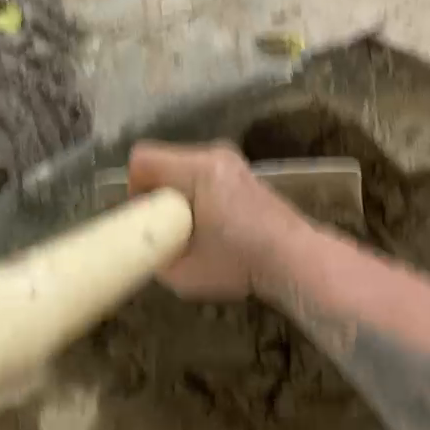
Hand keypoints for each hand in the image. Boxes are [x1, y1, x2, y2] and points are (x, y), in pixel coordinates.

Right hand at [127, 142, 303, 299]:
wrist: (296, 261)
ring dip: (180, 196)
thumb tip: (146, 247)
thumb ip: (153, 256)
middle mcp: (215, 156)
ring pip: (186, 170)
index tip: (145, 219)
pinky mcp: (246, 176)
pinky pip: (206, 177)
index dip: (133, 189)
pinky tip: (214, 229)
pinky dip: (200, 197)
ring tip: (192, 232)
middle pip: (165, 163)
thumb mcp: (181, 274)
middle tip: (166, 230)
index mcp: (197, 170)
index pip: (143, 159)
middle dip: (158, 194)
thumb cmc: (238, 264)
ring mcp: (235, 163)